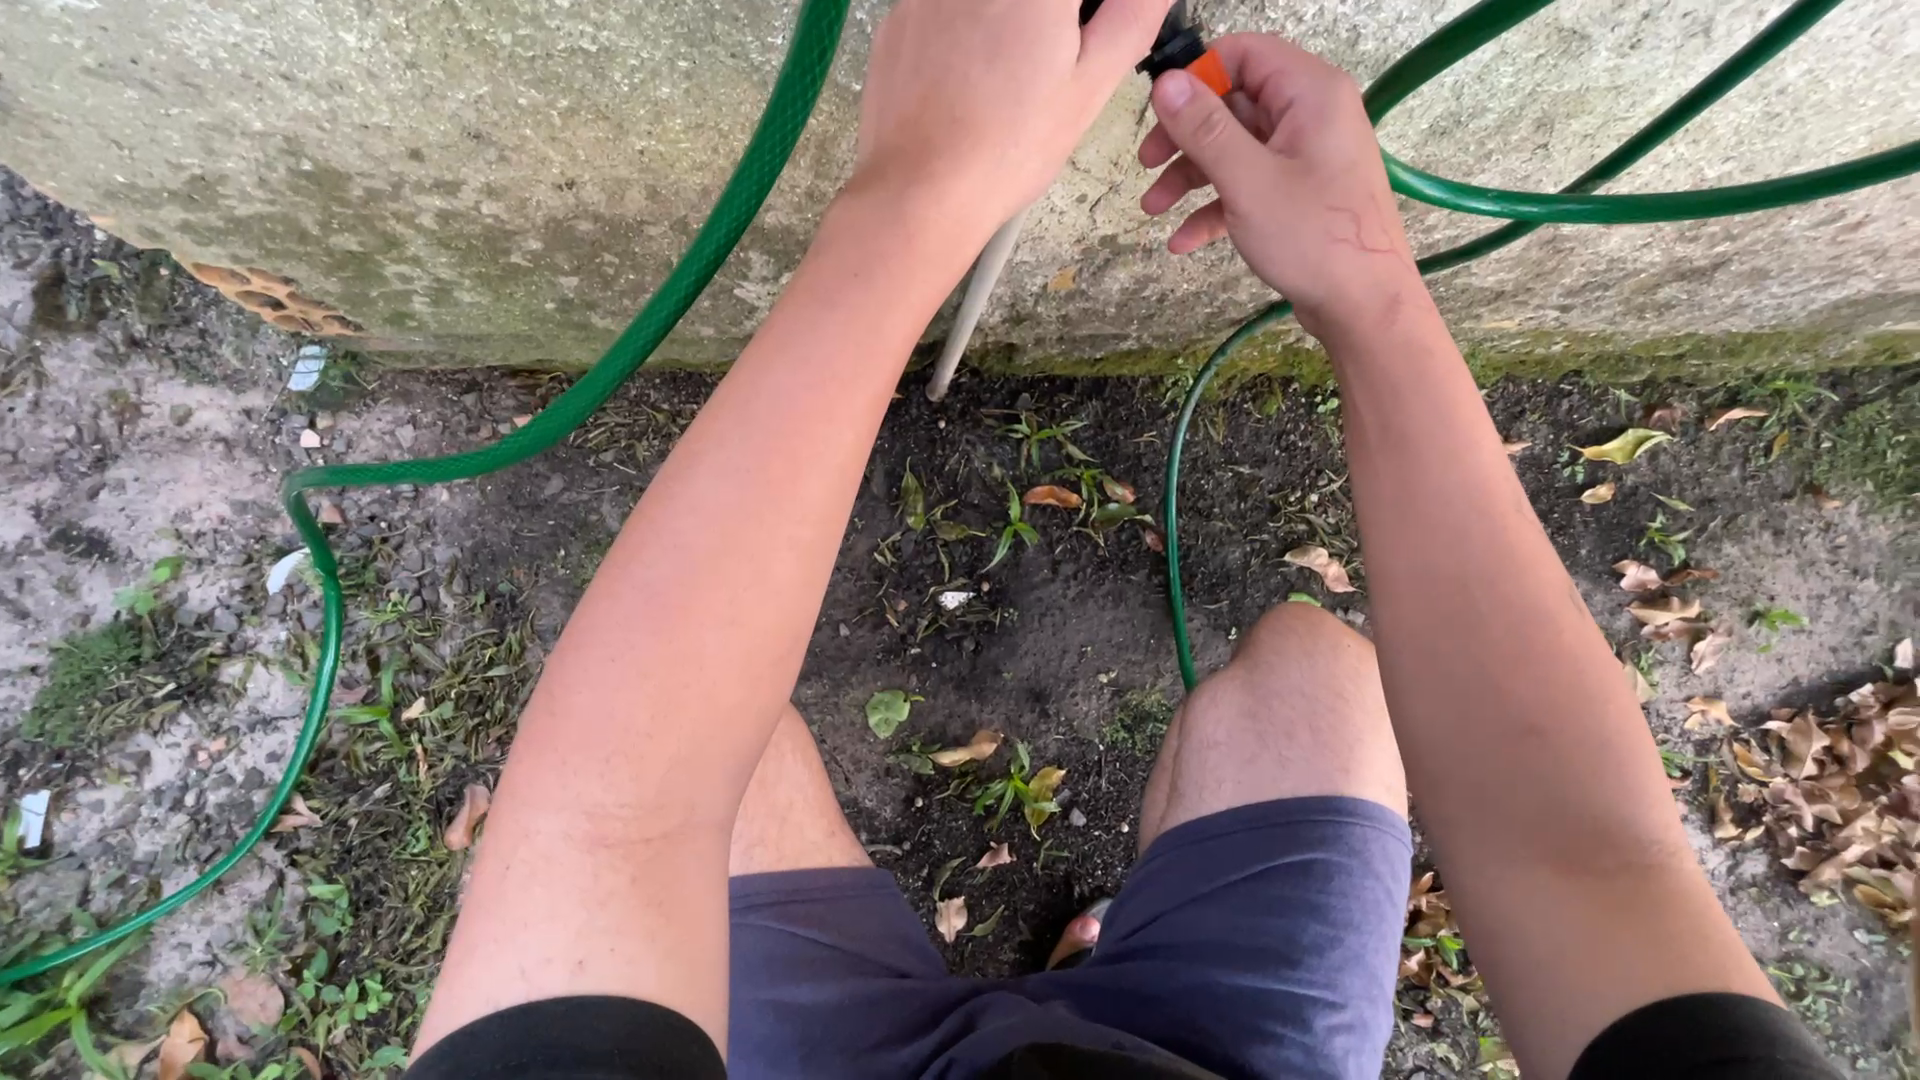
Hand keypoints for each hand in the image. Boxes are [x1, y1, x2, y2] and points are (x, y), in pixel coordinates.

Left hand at [851, 0, 1173, 235]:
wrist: (920, 193)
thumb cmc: (1005, 150)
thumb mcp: (1089, 87)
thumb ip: (1131, 17)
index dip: (1085, 18)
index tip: (1086, 38)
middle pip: (1034, 4)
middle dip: (1049, 23)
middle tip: (1049, 63)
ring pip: (988, 7)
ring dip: (1006, 28)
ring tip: (1004, 82)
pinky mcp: (900, 17)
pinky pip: (946, 10)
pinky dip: (964, 34)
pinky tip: (968, 87)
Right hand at [1139, 35, 1422, 336]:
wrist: (1361, 302)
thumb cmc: (1312, 236)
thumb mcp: (1248, 180)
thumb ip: (1205, 129)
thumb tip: (1165, 82)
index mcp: (1308, 94)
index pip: (1244, 55)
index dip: (1197, 78)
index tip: (1159, 114)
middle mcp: (1308, 117)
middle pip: (1233, 106)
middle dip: (1184, 138)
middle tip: (1145, 165)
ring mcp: (1303, 160)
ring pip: (1234, 152)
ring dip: (1189, 178)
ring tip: (1152, 210)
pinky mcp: (1296, 197)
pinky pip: (1246, 189)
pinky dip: (1213, 210)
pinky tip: (1182, 241)